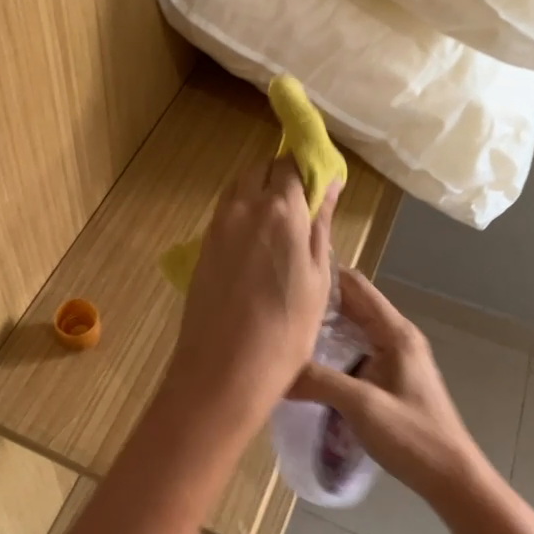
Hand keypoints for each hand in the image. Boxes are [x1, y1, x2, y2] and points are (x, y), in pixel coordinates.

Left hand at [166, 157, 339, 427]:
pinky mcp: (203, 244)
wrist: (224, 368)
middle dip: (280, 177)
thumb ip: (321, 224)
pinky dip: (242, 215)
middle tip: (300, 209)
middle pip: (261, 169)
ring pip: (239, 188)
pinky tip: (257, 247)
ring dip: (258, 193)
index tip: (318, 187)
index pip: (291, 164)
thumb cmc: (286, 329)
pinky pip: (225, 213)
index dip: (306, 170)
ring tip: (280, 230)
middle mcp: (245, 206)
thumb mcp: (318, 278)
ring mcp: (218, 224)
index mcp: (280, 209)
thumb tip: (330, 183)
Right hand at [289, 268, 483, 499]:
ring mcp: (393, 358)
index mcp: (395, 332)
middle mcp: (395, 337)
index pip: (354, 285)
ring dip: (320, 328)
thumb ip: (317, 381)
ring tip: (281, 331)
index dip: (322, 274)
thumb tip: (274, 371)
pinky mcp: (387, 379)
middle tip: (274, 306)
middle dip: (315, 302)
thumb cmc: (413, 436)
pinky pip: (352, 352)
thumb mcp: (361, 405)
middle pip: (351, 304)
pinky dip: (329, 351)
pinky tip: (305, 365)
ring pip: (350, 330)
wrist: (452, 479)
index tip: (284, 276)